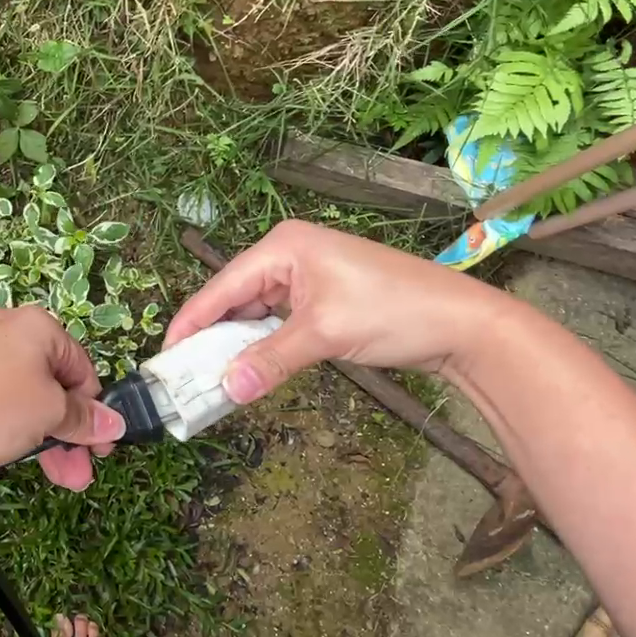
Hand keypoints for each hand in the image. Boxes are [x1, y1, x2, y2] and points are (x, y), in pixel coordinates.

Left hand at [0, 305, 124, 490]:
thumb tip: (113, 422)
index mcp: (36, 325)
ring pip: (25, 395)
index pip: (82, 367)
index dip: (94, 411)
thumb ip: (83, 419)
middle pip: (53, 383)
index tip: (99, 450)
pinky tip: (16, 453)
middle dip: (70, 431)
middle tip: (77, 473)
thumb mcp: (48, 413)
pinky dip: (13, 425)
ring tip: (56, 476)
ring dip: (45, 435)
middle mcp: (7, 329)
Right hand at [165, 219, 522, 402]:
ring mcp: (306, 274)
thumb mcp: (325, 335)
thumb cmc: (395, 312)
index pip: (222, 285)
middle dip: (213, 333)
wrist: (469, 325)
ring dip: (238, 341)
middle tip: (185, 370)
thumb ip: (269, 361)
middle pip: (235, 296)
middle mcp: (288, 253)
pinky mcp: (322, 296)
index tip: (166, 353)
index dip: (192, 320)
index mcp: (283, 246)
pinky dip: (263, 342)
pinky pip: (278, 319)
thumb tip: (225, 390)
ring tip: (210, 372)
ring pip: (255, 310)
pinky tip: (249, 364)